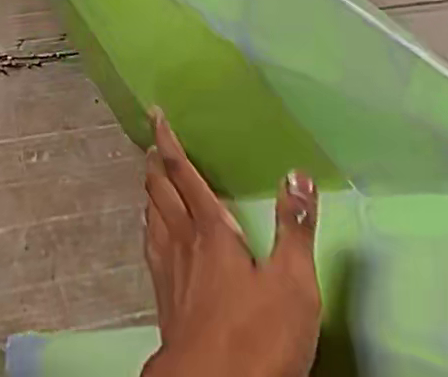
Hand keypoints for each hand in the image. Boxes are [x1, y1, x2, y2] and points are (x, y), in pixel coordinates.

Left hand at [142, 110, 320, 376]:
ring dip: (150, 187)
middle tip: (152, 142)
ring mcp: (167, 263)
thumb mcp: (293, 284)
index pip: (183, 172)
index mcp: (209, 230)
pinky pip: (150, 238)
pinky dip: (151, 219)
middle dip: (155, 161)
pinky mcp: (162, 288)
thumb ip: (294, 229)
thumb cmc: (258, 334)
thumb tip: (297, 174)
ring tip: (151, 174)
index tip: (154, 114)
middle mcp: (180, 237)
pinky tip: (153, 226)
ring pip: (150, 210)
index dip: (168, 141)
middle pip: (158, 187)